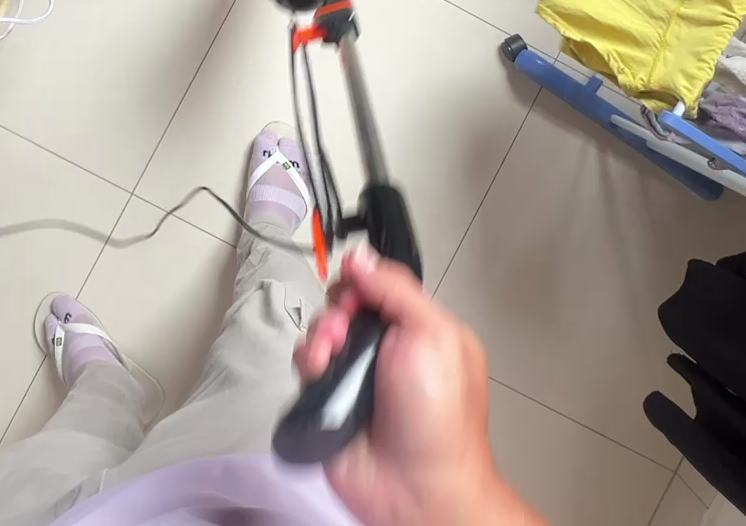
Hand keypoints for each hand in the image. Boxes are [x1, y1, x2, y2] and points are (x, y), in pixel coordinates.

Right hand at [296, 248, 545, 525]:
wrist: (417, 488)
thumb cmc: (438, 417)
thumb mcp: (430, 334)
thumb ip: (395, 288)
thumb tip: (361, 257)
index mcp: (417, 327)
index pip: (378, 283)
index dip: (362, 281)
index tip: (356, 291)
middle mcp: (385, 347)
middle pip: (345, 302)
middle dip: (338, 308)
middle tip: (346, 328)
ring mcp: (356, 372)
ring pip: (322, 329)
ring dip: (321, 335)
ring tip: (331, 355)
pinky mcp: (329, 396)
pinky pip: (306, 363)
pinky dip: (307, 361)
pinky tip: (319, 372)